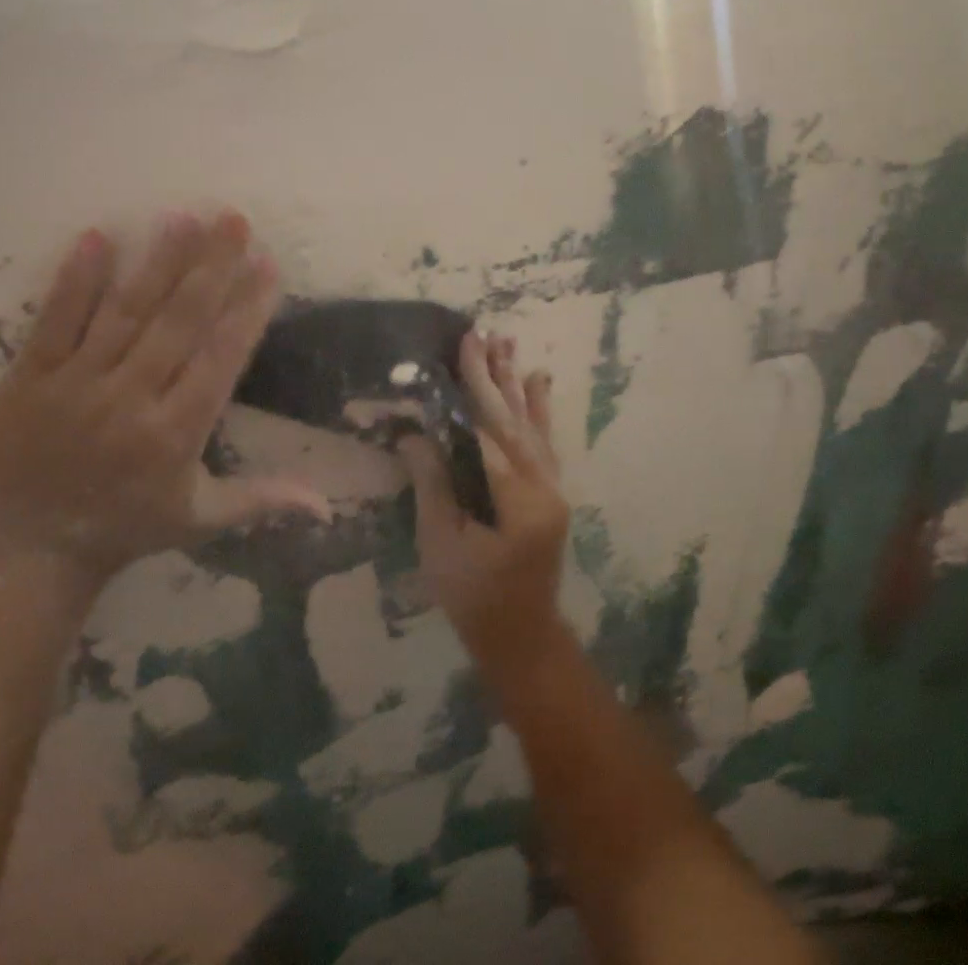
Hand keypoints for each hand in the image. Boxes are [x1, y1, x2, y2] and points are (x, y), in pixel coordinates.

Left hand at [0, 211, 328, 587]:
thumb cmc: (128, 529)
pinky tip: (98, 237)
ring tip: (183, 217)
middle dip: (210, 267)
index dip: (246, 309)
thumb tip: (327, 506)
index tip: (267, 265)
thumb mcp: (202, 519)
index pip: (220, 358)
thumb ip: (263, 500)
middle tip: (232, 219)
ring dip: (157, 263)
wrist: (32, 546)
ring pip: (125, 313)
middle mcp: (132, 399)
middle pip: (178, 322)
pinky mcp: (30, 377)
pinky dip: (76, 281)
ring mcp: (78, 384)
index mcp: (177, 433)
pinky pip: (55, 321)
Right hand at [399, 330, 567, 661]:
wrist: (519, 633)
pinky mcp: (550, 495)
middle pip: (514, 421)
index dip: (473, 389)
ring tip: (509, 345)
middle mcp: (544, 486)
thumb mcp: (442, 543)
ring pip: (533, 428)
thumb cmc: (473, 596)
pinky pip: (544, 445)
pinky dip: (538, 412)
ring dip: (517, 386)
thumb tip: (414, 434)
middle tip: (482, 334)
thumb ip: (432, 485)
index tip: (462, 348)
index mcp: (517, 499)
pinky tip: (538, 383)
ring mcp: (552, 489)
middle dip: (494, 377)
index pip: (489, 431)